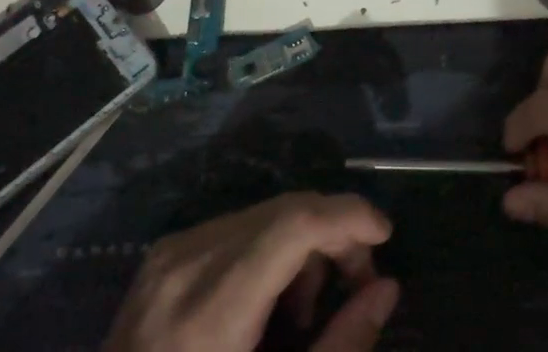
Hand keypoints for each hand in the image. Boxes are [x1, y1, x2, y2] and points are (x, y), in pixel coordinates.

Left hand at [104, 193, 398, 351]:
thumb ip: (340, 347)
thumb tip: (387, 288)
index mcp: (213, 309)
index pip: (294, 224)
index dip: (349, 217)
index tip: (386, 236)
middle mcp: (187, 264)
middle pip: (285, 210)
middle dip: (335, 232)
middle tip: (359, 282)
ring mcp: (169, 255)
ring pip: (263, 214)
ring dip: (303, 241)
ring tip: (307, 305)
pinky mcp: (161, 256)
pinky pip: (235, 227)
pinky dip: (269, 248)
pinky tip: (269, 297)